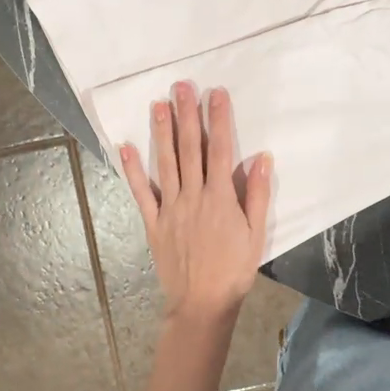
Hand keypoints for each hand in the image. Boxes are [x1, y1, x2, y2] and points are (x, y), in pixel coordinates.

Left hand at [120, 83, 272, 324]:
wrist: (202, 304)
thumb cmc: (235, 269)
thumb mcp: (257, 234)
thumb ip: (259, 195)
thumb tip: (263, 158)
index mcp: (222, 198)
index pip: (221, 150)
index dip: (219, 119)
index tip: (216, 93)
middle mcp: (194, 196)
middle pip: (190, 149)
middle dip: (187, 115)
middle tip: (182, 86)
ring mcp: (171, 208)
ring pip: (166, 163)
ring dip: (162, 132)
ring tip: (159, 104)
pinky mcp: (154, 222)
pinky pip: (142, 193)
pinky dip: (133, 170)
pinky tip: (127, 147)